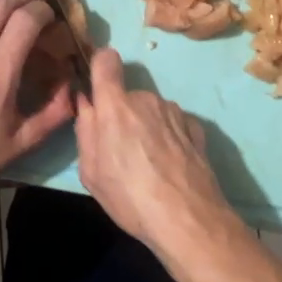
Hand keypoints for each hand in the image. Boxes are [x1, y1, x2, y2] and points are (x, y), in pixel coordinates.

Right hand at [73, 48, 235, 253]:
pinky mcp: (196, 127)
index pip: (105, 61)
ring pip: (151, 111)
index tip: (98, 84)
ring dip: (147, 127)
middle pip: (128, 96)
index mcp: (115, 105)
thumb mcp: (91, 171)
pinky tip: (170, 166)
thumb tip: (86, 103)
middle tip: (121, 152)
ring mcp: (175, 112)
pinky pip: (173, 124)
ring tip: (149, 165)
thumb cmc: (129, 196)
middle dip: (122, 115)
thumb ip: (86, 130)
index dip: (100, 66)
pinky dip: (169, 138)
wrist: (187, 220)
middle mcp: (146, 99)